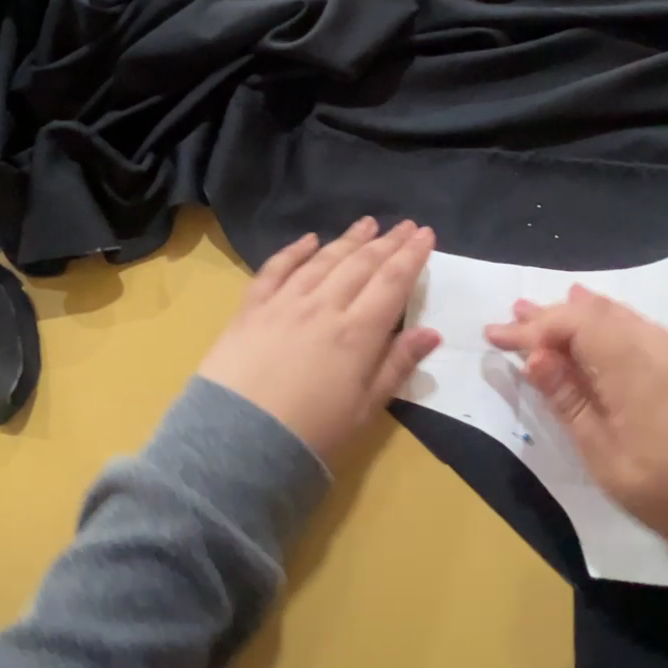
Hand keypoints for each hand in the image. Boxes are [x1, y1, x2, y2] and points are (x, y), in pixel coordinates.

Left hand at [199, 218, 441, 460]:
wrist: (235, 444)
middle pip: (361, 264)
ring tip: (367, 223)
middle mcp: (323, 306)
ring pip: (323, 260)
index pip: (392, 282)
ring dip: (348, 239)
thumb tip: (431, 332)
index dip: (412, 256)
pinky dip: (294, 251)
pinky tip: (308, 240)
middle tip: (404, 224)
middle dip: (387, 242)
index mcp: (357, 333)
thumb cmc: (310, 434)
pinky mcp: (251, 308)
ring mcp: (285, 303)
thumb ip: (397, 365)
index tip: (426, 233)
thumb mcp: (365, 409)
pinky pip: (276, 269)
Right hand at [485, 285, 667, 551]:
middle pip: (591, 314)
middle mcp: (652, 346)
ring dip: (574, 313)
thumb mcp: (611, 460)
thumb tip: (535, 357)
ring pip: (615, 316)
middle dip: (546, 316)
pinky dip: (605, 319)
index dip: (531, 328)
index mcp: (629, 367)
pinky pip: (636, 326)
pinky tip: (597, 318)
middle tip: (508, 316)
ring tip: (540, 309)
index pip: (571, 325)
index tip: (495, 338)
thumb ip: (571, 404)